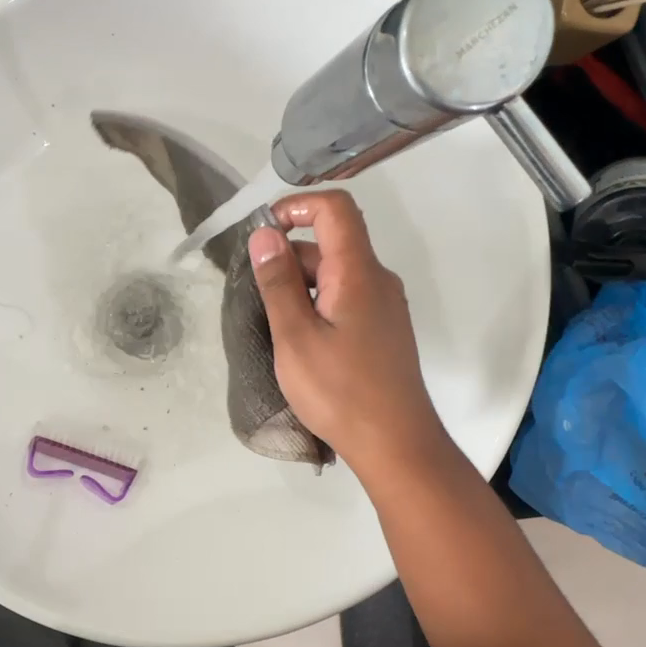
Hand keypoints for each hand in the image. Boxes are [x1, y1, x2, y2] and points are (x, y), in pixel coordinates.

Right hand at [247, 190, 448, 477]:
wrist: (393, 440)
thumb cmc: (338, 390)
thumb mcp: (294, 336)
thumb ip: (278, 283)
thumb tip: (264, 235)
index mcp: (358, 273)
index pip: (334, 209)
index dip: (296, 206)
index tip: (260, 230)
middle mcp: (377, 280)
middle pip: (332, 243)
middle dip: (287, 255)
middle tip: (252, 292)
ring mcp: (382, 306)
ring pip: (335, 274)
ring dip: (298, 284)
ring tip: (269, 322)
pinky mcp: (381, 330)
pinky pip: (344, 298)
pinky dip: (315, 303)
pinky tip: (295, 338)